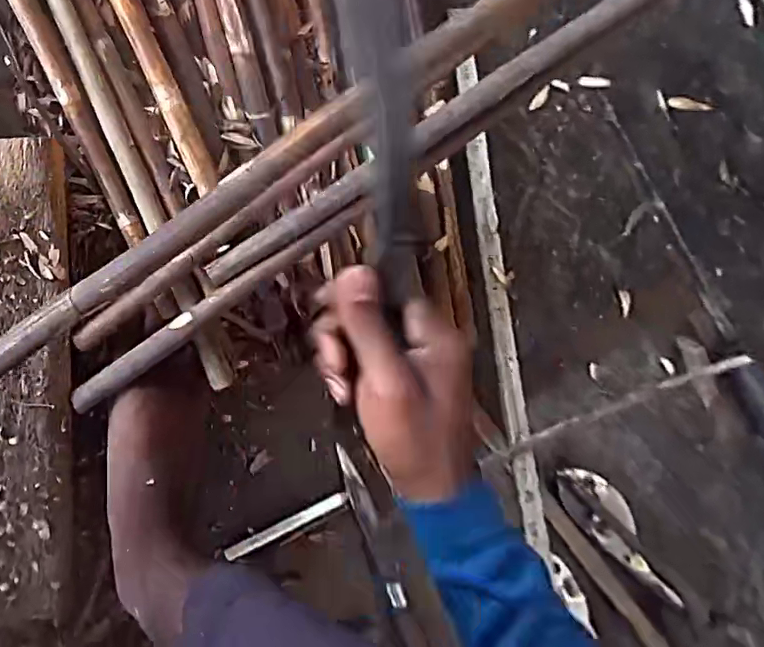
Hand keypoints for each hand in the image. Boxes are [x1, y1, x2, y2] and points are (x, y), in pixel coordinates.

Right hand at [310, 266, 473, 503]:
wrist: (426, 490)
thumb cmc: (415, 439)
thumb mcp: (385, 377)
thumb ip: (366, 323)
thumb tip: (353, 272)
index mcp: (434, 334)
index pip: (383, 287)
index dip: (351, 298)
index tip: (329, 317)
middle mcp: (423, 339)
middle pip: (364, 308)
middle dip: (339, 332)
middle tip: (335, 359)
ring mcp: (408, 357)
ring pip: (355, 330)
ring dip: (336, 352)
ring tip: (338, 380)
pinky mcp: (393, 372)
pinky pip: (356, 351)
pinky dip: (343, 367)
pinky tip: (343, 388)